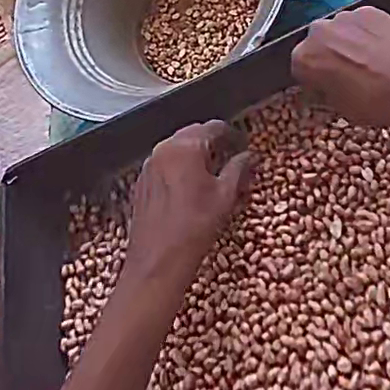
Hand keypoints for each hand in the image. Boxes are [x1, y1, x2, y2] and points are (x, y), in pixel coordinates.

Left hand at [124, 121, 254, 286]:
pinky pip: (164, 164)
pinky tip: (190, 186)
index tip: (243, 143)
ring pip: (176, 148)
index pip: (213, 127)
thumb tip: (248, 155)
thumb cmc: (195, 227)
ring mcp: (149, 166)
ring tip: (213, 170)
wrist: (157, 262)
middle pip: (192, 134)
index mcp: (185, 147)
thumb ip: (237, 169)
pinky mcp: (141, 183)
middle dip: (212, 141)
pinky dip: (179, 167)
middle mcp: (163, 150)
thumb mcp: (225, 196)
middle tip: (231, 154)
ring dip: (195, 153)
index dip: (231, 134)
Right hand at [290, 7, 389, 128]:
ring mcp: (346, 16)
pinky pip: (359, 24)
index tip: (326, 90)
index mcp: (305, 57)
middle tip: (349, 79)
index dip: (314, 81)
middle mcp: (320, 31)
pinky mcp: (371, 9)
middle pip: (317, 45)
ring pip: (338, 33)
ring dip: (347, 46)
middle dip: (328, 59)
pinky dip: (366, 36)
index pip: (299, 68)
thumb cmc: (384, 100)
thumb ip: (327, 96)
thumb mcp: (346, 111)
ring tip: (370, 67)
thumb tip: (327, 90)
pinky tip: (383, 54)